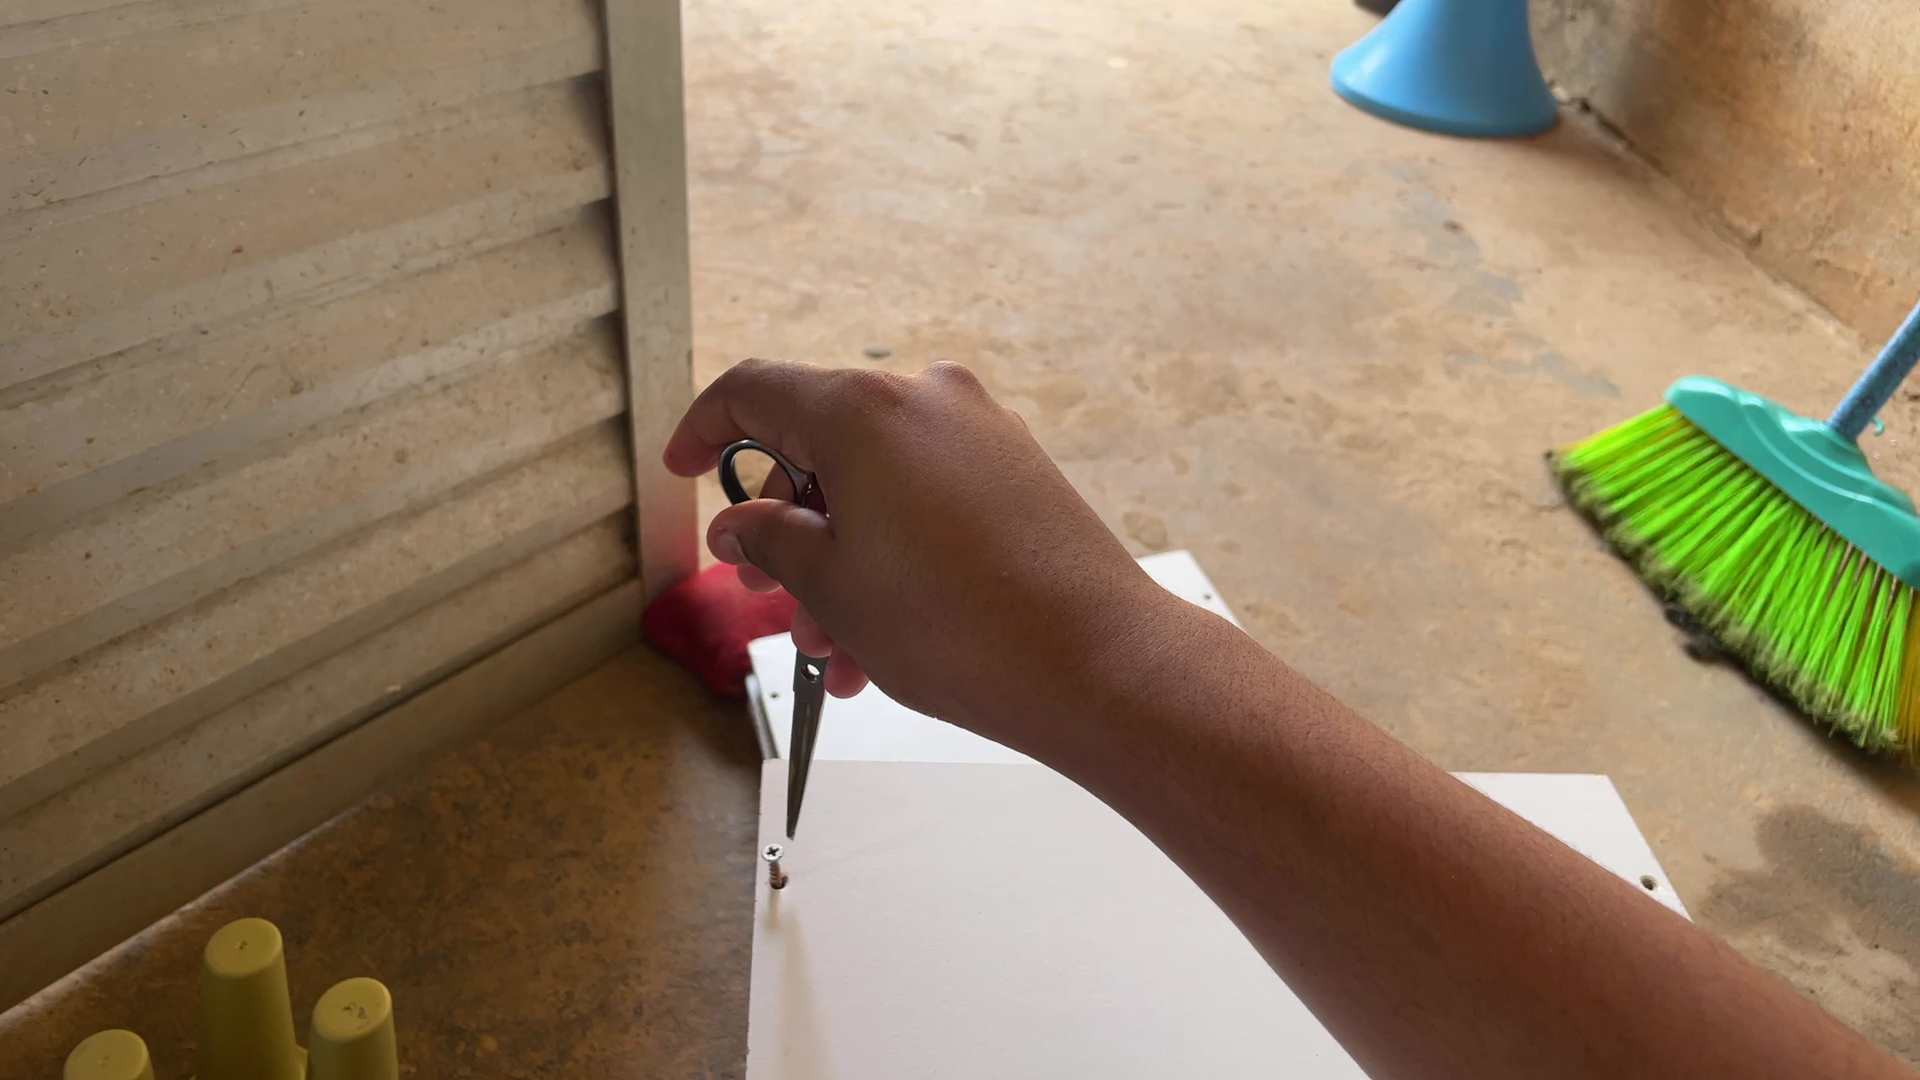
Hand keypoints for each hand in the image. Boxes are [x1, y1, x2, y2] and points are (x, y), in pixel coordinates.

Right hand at [663, 359, 1170, 748]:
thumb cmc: (959, 627)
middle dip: (788, 529)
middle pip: (821, 448)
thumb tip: (742, 524)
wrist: (1094, 663)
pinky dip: (894, 552)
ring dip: (842, 560)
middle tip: (772, 597)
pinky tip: (884, 630)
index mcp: (863, 410)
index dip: (706, 431)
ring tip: (834, 647)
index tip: (687, 469)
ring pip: (875, 488)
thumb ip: (769, 539)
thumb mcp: (831, 586)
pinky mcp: (1016, 469)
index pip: (754, 392)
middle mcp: (926, 401)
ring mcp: (980, 432)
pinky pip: (927, 500)